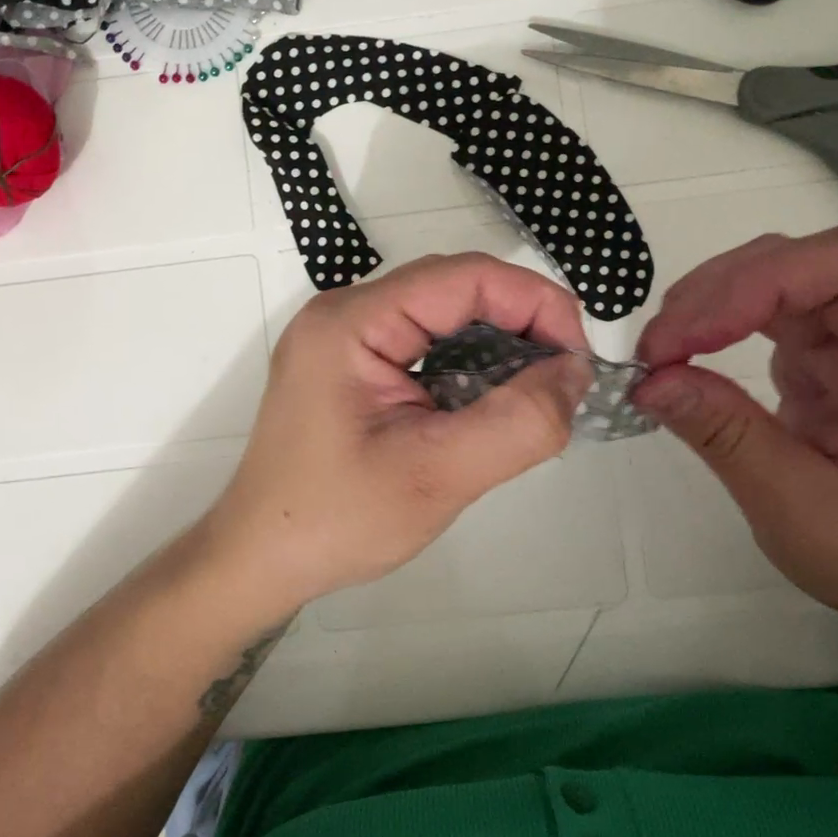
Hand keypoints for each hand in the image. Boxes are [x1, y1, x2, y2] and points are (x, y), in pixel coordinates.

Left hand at [205, 253, 593, 603]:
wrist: (259, 559)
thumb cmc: (336, 521)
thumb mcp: (437, 474)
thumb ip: (518, 422)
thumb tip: (575, 374)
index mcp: (351, 323)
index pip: (465, 277)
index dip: (535, 304)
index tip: (578, 360)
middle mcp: (343, 316)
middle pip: (453, 291)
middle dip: (519, 328)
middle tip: (562, 384)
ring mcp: (341, 342)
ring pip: (440, 320)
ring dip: (494, 351)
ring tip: (532, 400)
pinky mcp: (347, 370)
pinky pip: (421, 348)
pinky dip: (464, 370)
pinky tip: (487, 409)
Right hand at [630, 228, 837, 632]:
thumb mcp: (806, 517)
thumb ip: (731, 441)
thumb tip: (650, 382)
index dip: (761, 281)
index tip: (683, 337)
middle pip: (812, 263)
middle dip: (724, 290)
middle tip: (654, 348)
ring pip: (785, 280)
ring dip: (714, 300)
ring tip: (659, 348)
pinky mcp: (826, 363)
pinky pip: (770, 317)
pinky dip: (718, 324)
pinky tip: (682, 351)